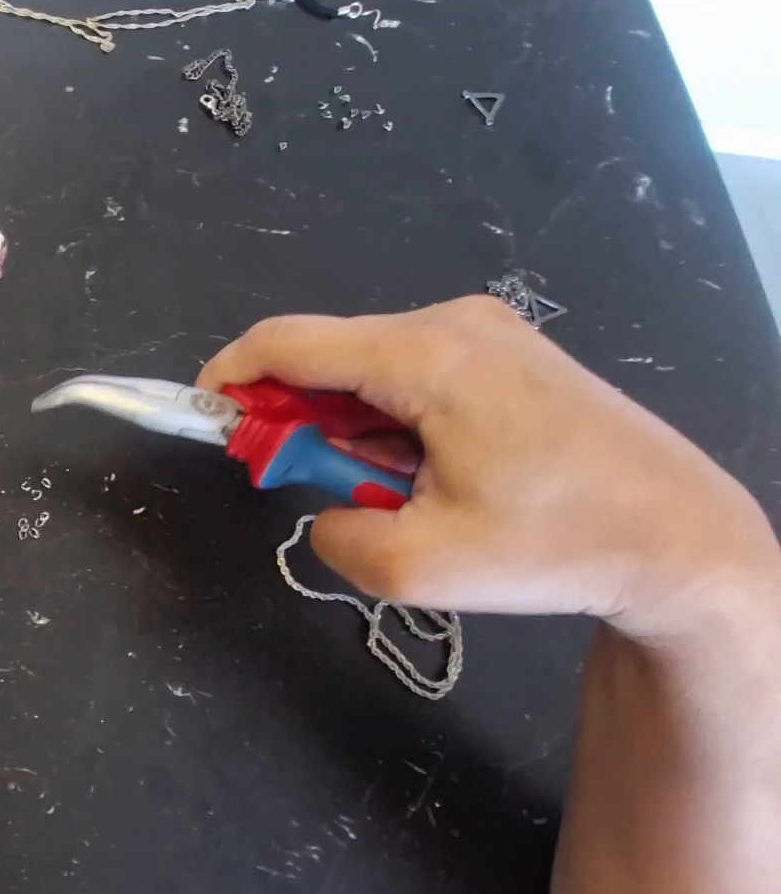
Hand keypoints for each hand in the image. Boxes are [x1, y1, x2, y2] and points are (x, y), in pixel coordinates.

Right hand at [198, 296, 780, 638]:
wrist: (688, 545)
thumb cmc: (554, 549)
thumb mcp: (410, 567)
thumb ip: (328, 530)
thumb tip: (324, 504)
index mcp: (427, 360)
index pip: (285, 343)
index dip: (227, 378)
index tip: (205, 421)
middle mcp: (451, 326)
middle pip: (320, 355)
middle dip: (286, 416)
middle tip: (297, 480)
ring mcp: (481, 334)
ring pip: (357, 370)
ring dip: (336, 426)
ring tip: (374, 488)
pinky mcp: (499, 355)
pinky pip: (398, 376)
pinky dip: (375, 421)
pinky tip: (410, 468)